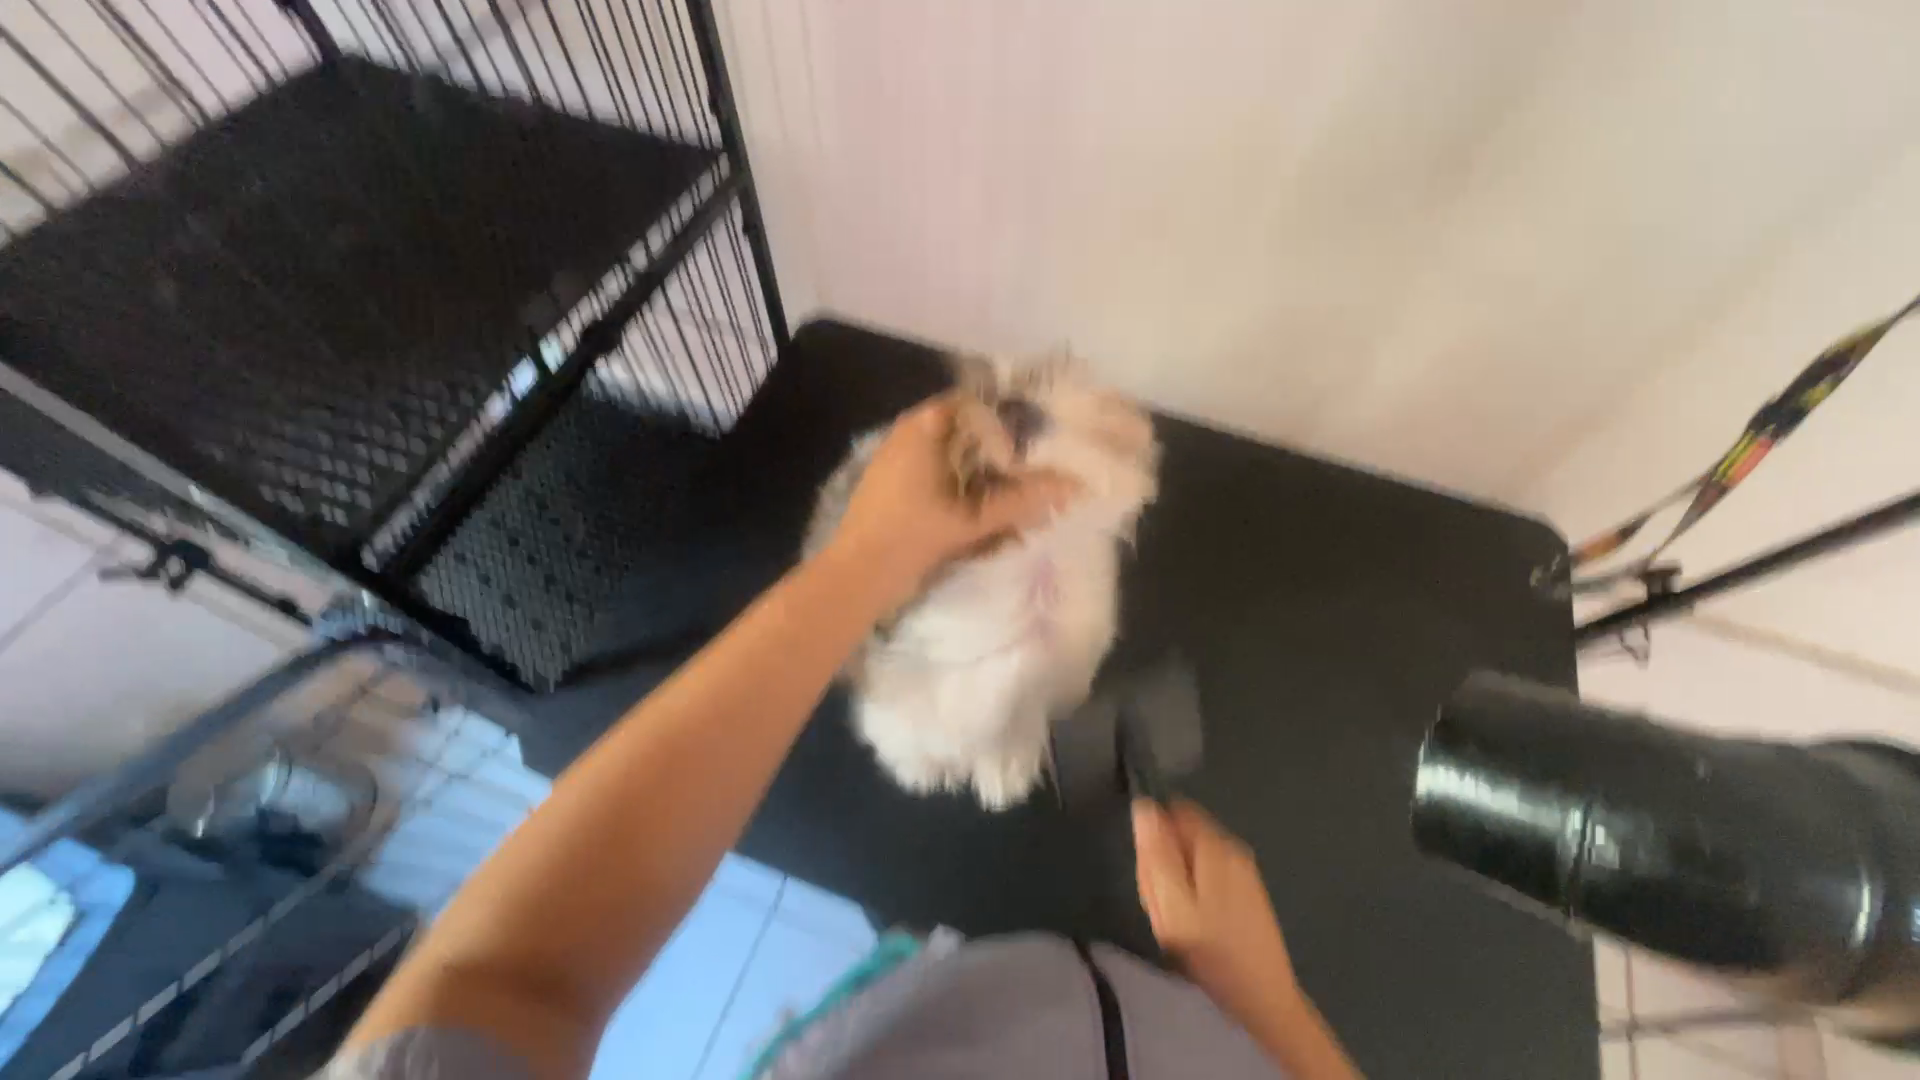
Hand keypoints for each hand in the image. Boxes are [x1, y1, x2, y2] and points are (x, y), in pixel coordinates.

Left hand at [830, 393, 1077, 595]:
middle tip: (1038, 468)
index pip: (979, 403)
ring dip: (984, 473)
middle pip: (968, 430)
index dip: (1013, 417)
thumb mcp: (971, 519)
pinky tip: (985, 511)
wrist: (858, 575)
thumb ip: (1020, 499)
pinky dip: (963, 488)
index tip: (1042, 436)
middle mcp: (910, 433)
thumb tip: (1072, 485)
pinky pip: (939, 475)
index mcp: (924, 426)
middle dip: (1002, 450)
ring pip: (955, 455)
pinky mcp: (896, 485)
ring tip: (1018, 492)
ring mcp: (899, 459)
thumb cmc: (911, 536)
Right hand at [1133, 799, 1301, 1021]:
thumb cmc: (1212, 952)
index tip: (1150, 871)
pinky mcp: (1249, 892)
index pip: (1172, 811)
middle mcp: (1233, 847)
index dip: (1153, 837)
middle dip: (1165, 863)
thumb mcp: (1172, 905)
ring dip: (1178, 882)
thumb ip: (1155, 854)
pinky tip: (1196, 926)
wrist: (1264, 999)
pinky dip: (1195, 895)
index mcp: (1215, 844)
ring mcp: (1245, 870)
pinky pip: (1208, 877)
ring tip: (1178, 920)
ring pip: (1193, 859)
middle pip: (1182, 836)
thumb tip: (1143, 806)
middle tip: (1163, 904)